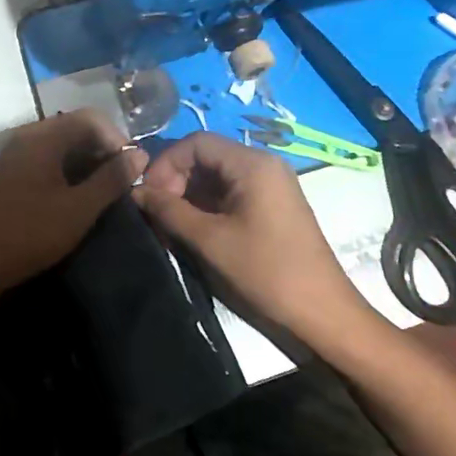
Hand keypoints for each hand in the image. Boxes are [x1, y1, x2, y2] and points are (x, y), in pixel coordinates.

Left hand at [0, 109, 147, 302]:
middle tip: (121, 180)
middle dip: (103, 150)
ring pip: (60, 146)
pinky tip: (75, 197)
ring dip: (86, 162)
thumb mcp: (80, 209)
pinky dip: (67, 171)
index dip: (118, 138)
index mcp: (42, 138)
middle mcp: (26, 138)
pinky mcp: (7, 176)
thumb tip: (140, 154)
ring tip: (103, 191)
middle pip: (75, 128)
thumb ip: (112, 179)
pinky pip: (45, 160)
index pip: (92, 118)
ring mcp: (13, 157)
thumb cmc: (30, 234)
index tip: (132, 168)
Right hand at [134, 132, 371, 342]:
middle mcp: (264, 166)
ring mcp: (271, 188)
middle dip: (175, 183)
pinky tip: (191, 236)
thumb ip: (169, 211)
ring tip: (169, 231)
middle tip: (154, 218)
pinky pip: (232, 197)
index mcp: (253, 164)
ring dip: (189, 200)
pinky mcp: (272, 209)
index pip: (197, 143)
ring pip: (217, 180)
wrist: (320, 312)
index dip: (165, 164)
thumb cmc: (264, 272)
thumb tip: (135, 192)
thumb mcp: (210, 241)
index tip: (146, 197)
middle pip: (207, 158)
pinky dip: (207, 211)